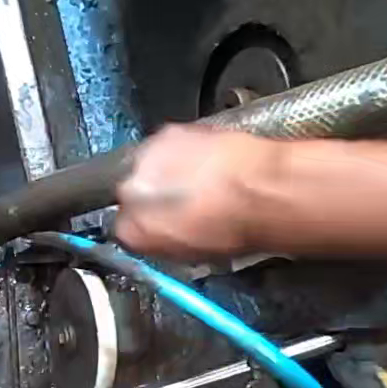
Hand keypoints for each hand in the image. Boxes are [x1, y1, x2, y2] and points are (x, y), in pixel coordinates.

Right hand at [113, 125, 278, 258]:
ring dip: (166, 170)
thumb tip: (167, 232)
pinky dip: (183, 151)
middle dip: (153, 195)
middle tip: (184, 201)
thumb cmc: (236, 228)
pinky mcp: (166, 132)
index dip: (147, 224)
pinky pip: (167, 145)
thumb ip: (165, 241)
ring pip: (147, 166)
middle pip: (131, 192)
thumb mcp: (194, 254)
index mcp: (133, 231)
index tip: (162, 222)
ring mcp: (145, 160)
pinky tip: (207, 161)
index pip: (125, 227)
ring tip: (199, 179)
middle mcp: (129, 194)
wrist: (262, 190)